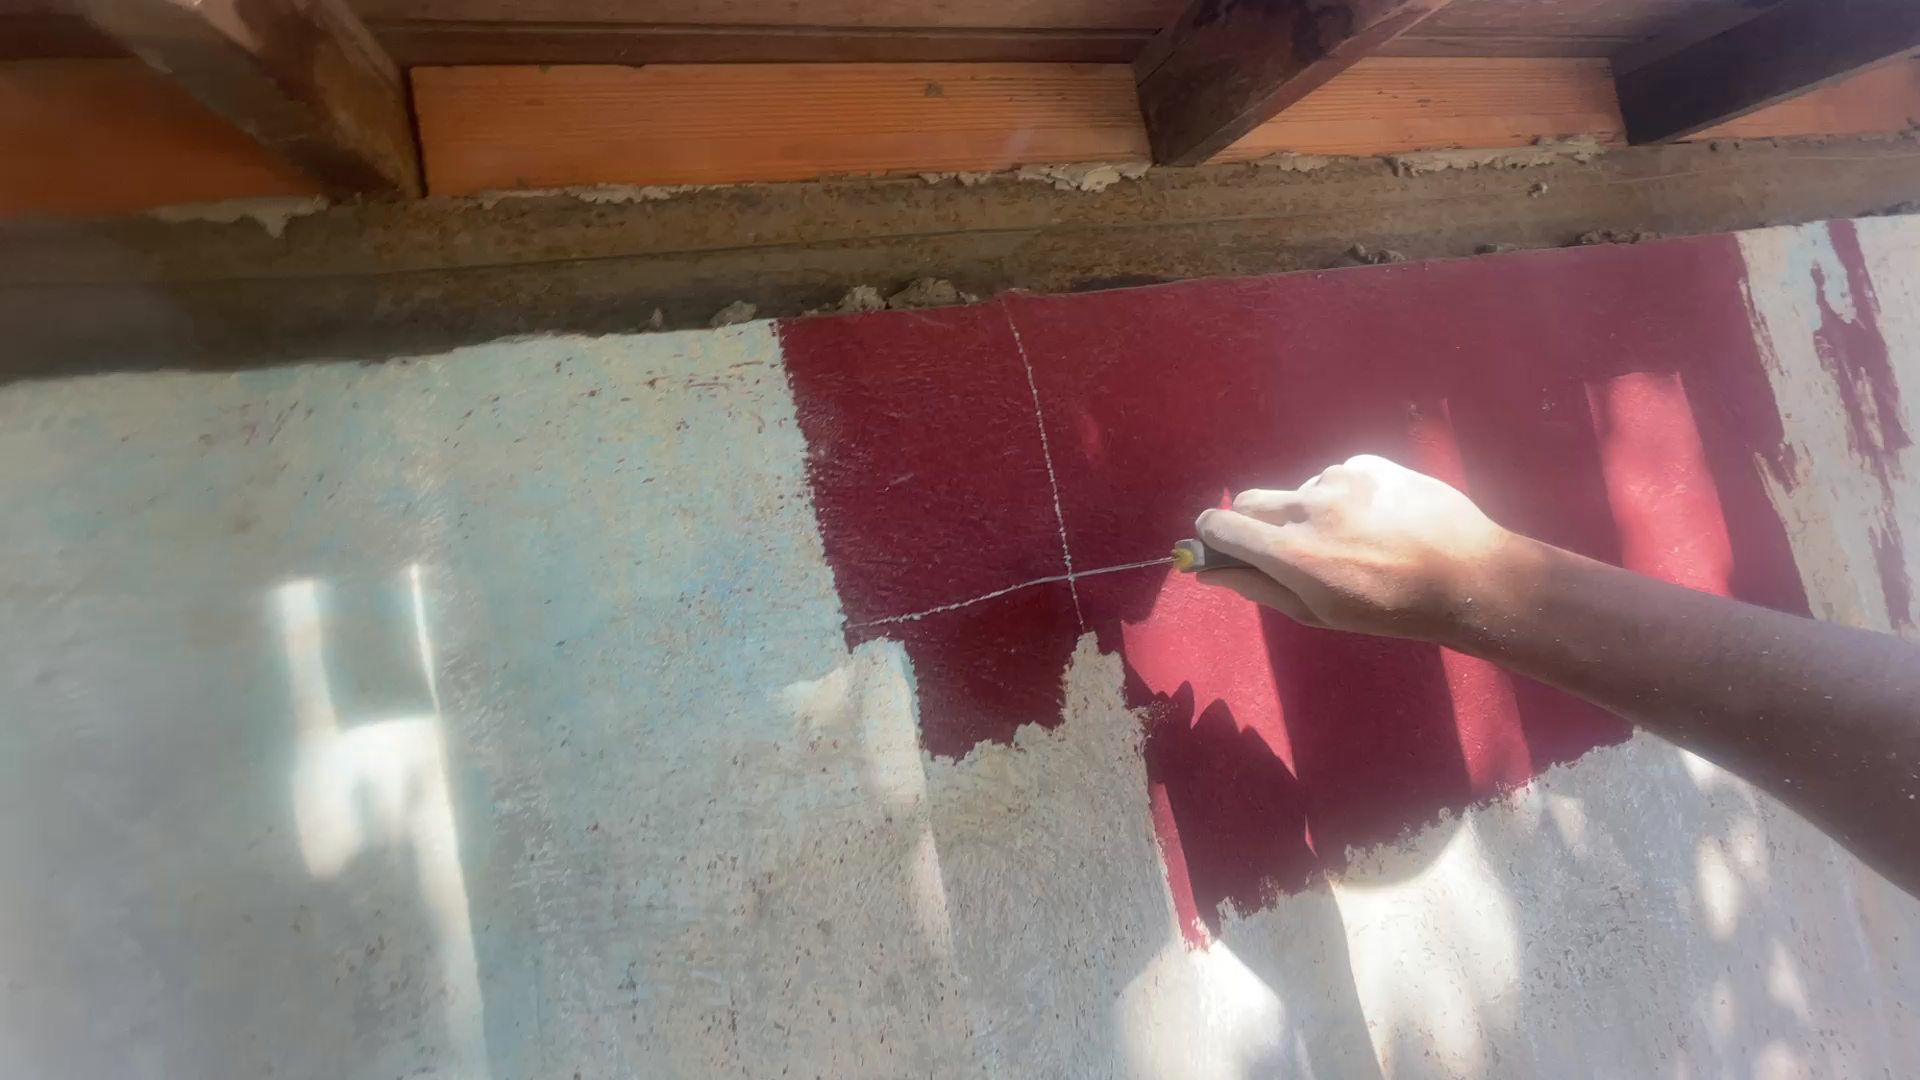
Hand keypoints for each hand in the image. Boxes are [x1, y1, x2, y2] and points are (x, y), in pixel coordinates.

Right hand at [1195, 454, 1517, 640]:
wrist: (1471, 578)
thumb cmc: (1388, 609)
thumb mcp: (1316, 612)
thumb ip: (1257, 588)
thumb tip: (1209, 574)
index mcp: (1290, 552)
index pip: (1220, 525)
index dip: (1212, 533)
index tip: (1219, 541)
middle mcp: (1308, 507)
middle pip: (1249, 500)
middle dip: (1254, 521)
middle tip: (1287, 544)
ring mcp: (1341, 479)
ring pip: (1297, 490)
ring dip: (1306, 509)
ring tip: (1351, 533)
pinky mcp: (1371, 463)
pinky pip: (1335, 476)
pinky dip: (1342, 494)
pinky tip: (1375, 515)